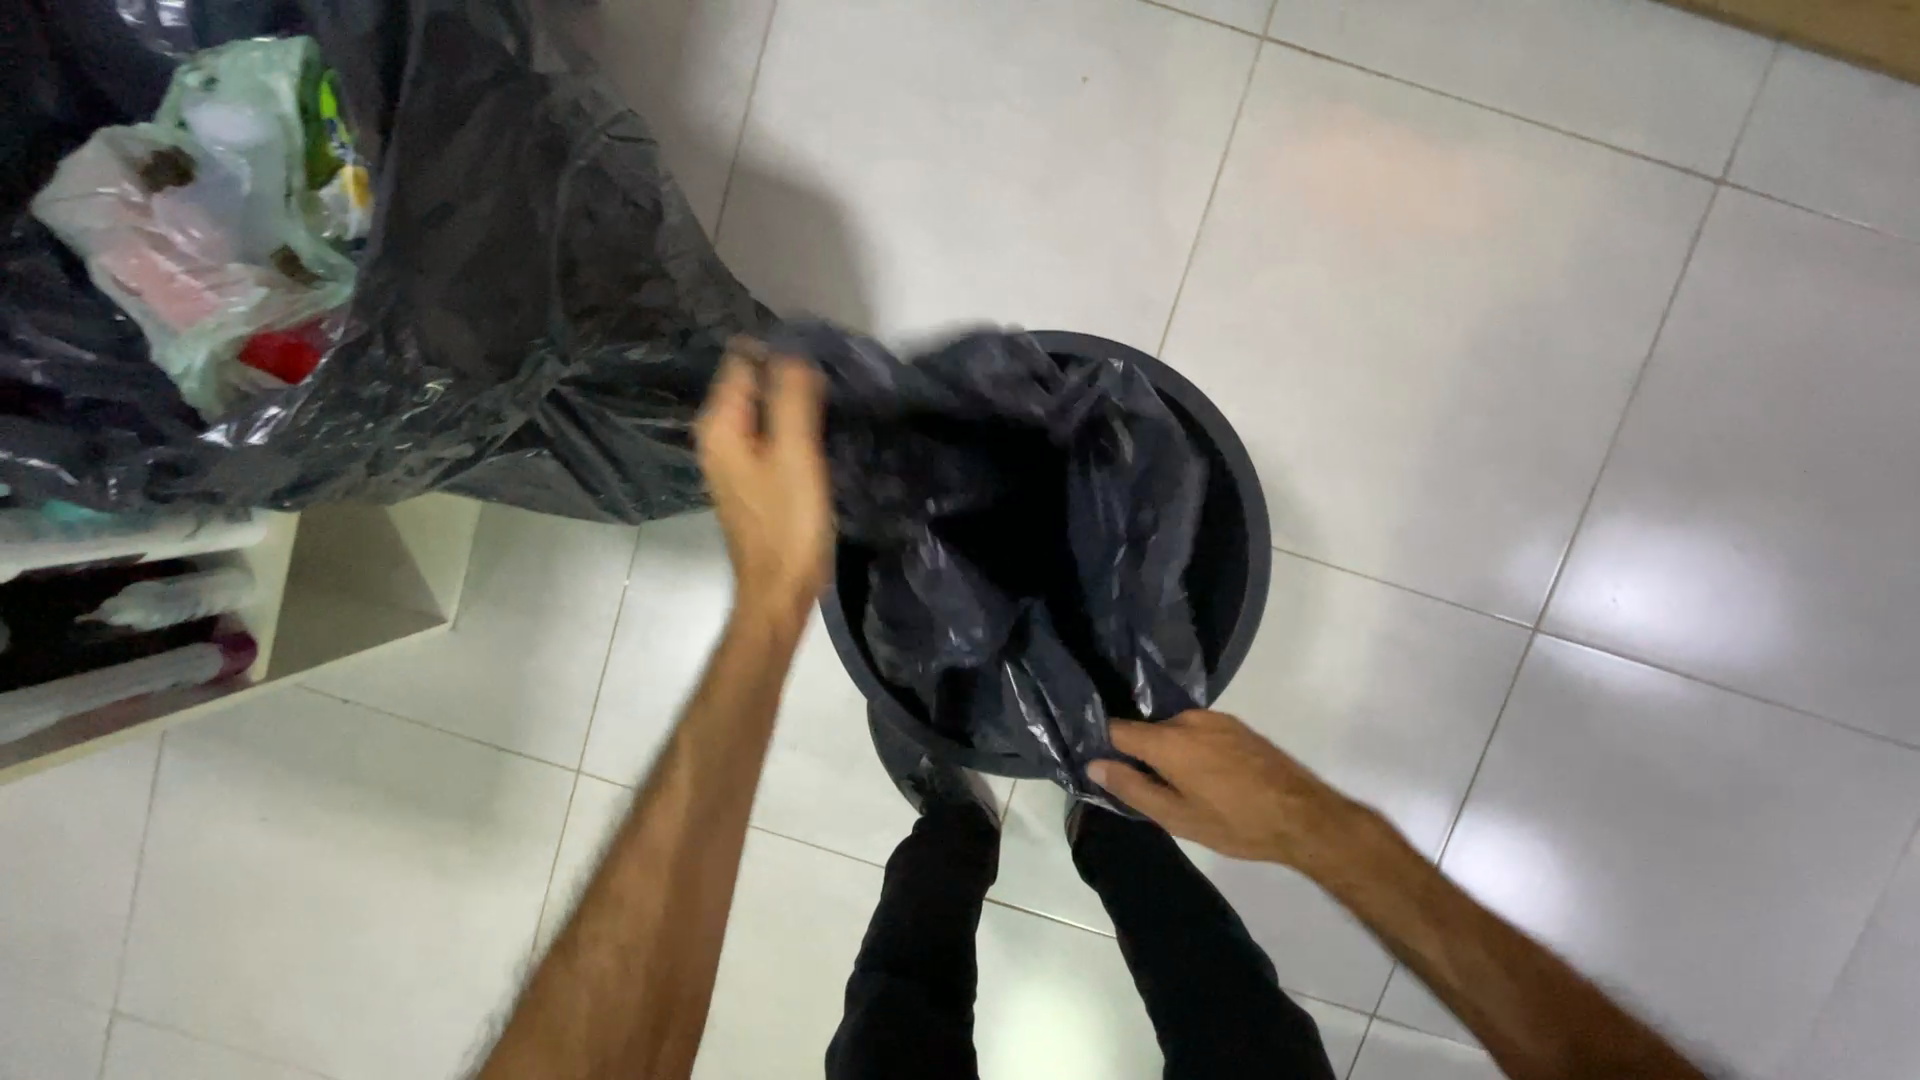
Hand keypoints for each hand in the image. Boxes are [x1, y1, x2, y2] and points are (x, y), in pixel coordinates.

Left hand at [696, 338, 832, 624]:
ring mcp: (732, 460)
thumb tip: (793, 352)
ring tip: (832, 403)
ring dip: (794, 404)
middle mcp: (717, 437)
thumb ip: (792, 398)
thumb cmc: (789, 525)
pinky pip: (770, 437)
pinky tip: (819, 435)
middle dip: (790, 377)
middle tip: (834, 381)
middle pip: (754, 385)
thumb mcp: (795, 454)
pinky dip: (792, 430)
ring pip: (764, 411)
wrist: (779, 591)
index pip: (744, 361)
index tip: (822, 359)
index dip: (781, 354)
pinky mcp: (751, 479)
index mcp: (720, 426)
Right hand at [1089, 709, 1369, 869]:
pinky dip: (1194, 749)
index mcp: (1167, 740)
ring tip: (1185, 788)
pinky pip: (1198, 731)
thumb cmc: (1235, 823)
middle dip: (1141, 755)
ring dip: (1170, 753)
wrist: (1306, 818)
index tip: (1103, 766)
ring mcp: (1215, 718)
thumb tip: (1095, 764)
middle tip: (1152, 790)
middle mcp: (1187, 718)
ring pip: (1174, 731)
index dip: (1104, 746)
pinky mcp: (1236, 725)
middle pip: (1146, 731)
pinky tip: (1210, 778)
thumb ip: (1131, 788)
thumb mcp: (1177, 817)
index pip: (1116, 728)